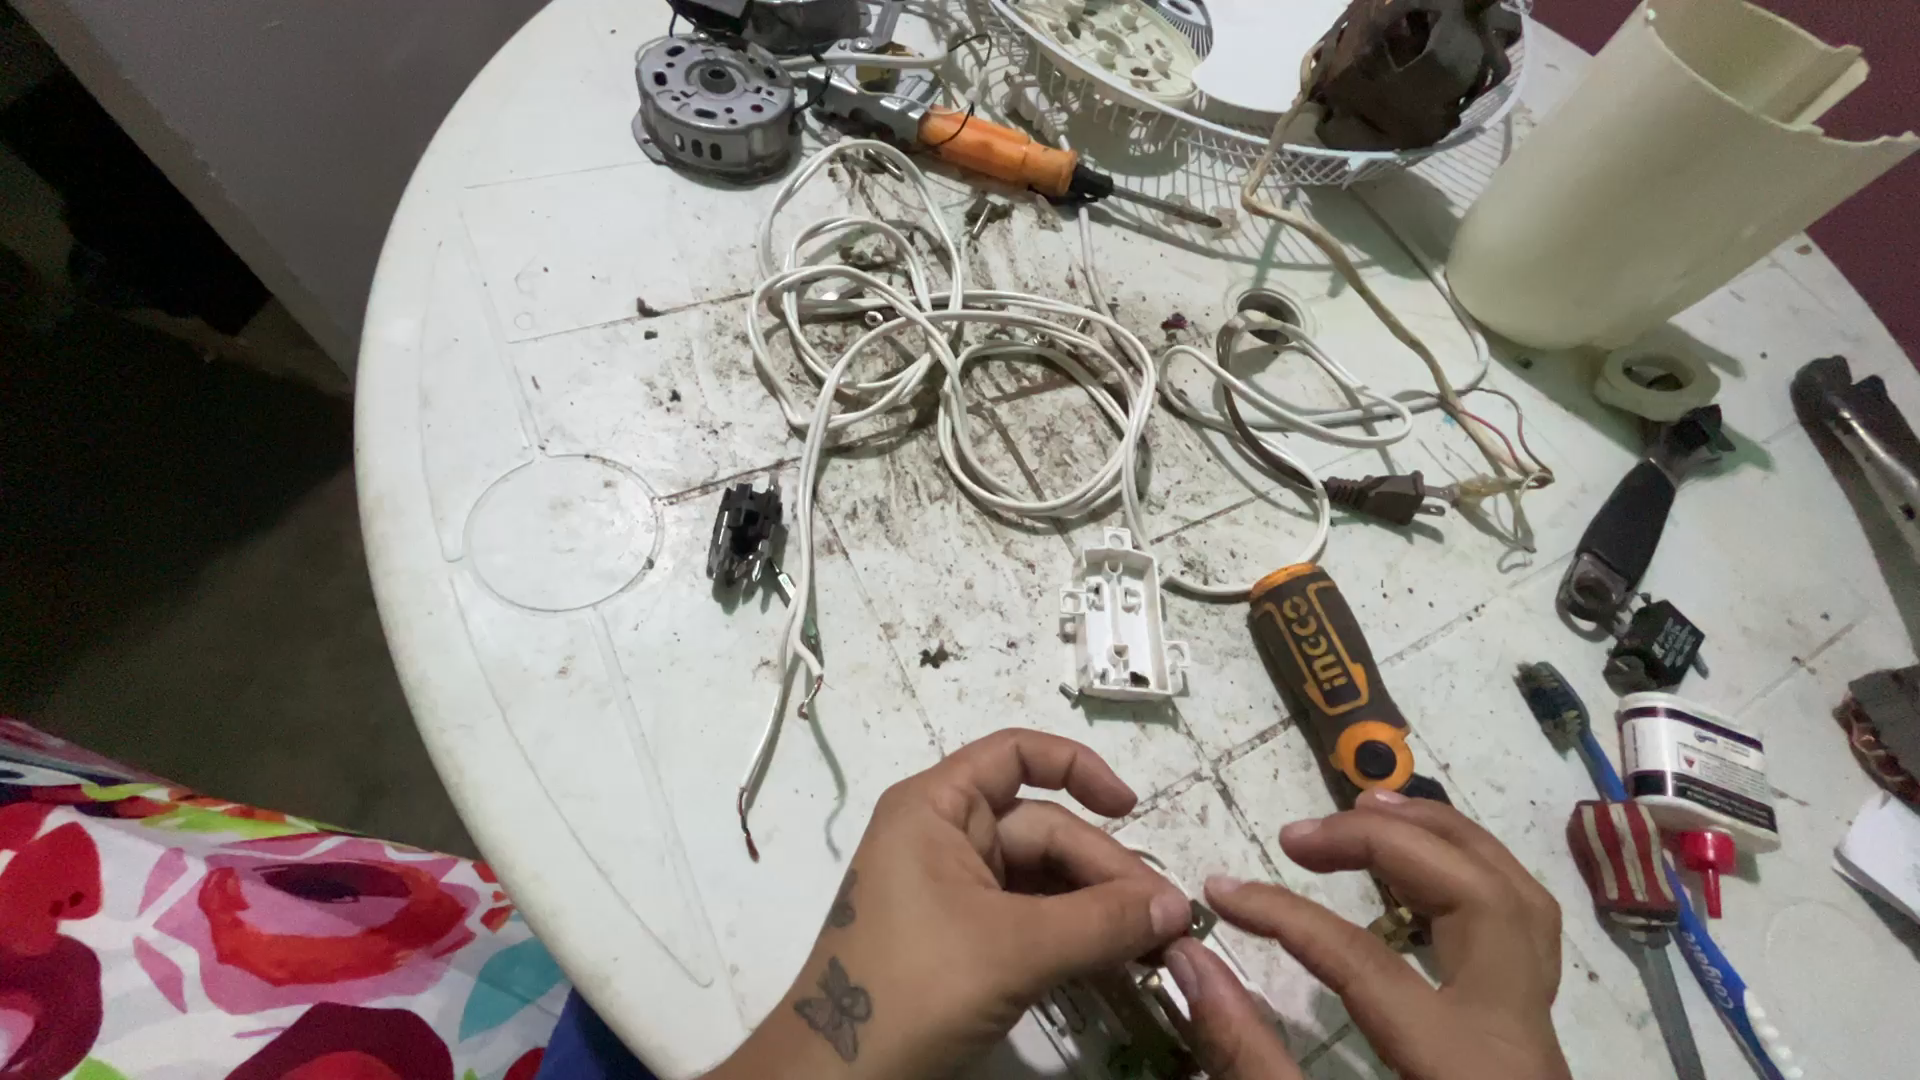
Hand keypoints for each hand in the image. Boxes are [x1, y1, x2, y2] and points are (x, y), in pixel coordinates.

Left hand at [709, 729, 1192, 1078]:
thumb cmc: (913, 988)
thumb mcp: (1013, 950)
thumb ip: (1100, 923)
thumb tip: (1178, 906)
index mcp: (938, 806)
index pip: (1015, 755)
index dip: (1076, 767)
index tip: (1130, 807)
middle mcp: (945, 832)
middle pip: (1041, 826)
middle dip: (1103, 868)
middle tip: (1165, 920)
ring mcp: (954, 884)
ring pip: (1041, 875)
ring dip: (1094, 906)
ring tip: (1151, 945)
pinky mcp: (964, 931)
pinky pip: (1030, 914)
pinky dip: (1071, 933)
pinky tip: (1114, 960)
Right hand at [1165, 789, 1570, 1079]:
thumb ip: (1251, 1060)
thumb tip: (1191, 960)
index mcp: (1471, 1071)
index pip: (1364, 961)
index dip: (1280, 916)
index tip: (1217, 892)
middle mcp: (1524, 1041)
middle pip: (1477, 896)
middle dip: (1383, 844)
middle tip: (1300, 836)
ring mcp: (1541, 1036)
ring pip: (1517, 896)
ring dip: (1441, 837)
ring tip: (1364, 808)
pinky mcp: (1532, 1037)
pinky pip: (1516, 922)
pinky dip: (1464, 869)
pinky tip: (1410, 868)